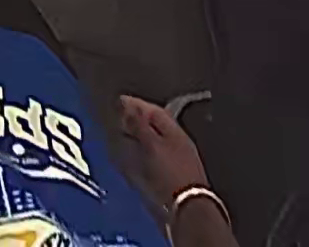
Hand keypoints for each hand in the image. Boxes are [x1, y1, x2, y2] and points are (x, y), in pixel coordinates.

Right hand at [117, 95, 207, 209]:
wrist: (189, 209)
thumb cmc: (170, 172)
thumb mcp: (152, 145)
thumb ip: (139, 124)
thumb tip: (126, 103)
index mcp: (175, 130)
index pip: (154, 110)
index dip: (137, 104)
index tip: (120, 101)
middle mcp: (177, 141)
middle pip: (155, 125)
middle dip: (137, 119)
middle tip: (119, 116)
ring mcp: (177, 159)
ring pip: (155, 140)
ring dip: (139, 135)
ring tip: (123, 133)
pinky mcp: (174, 176)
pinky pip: (155, 155)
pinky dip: (143, 151)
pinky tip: (134, 156)